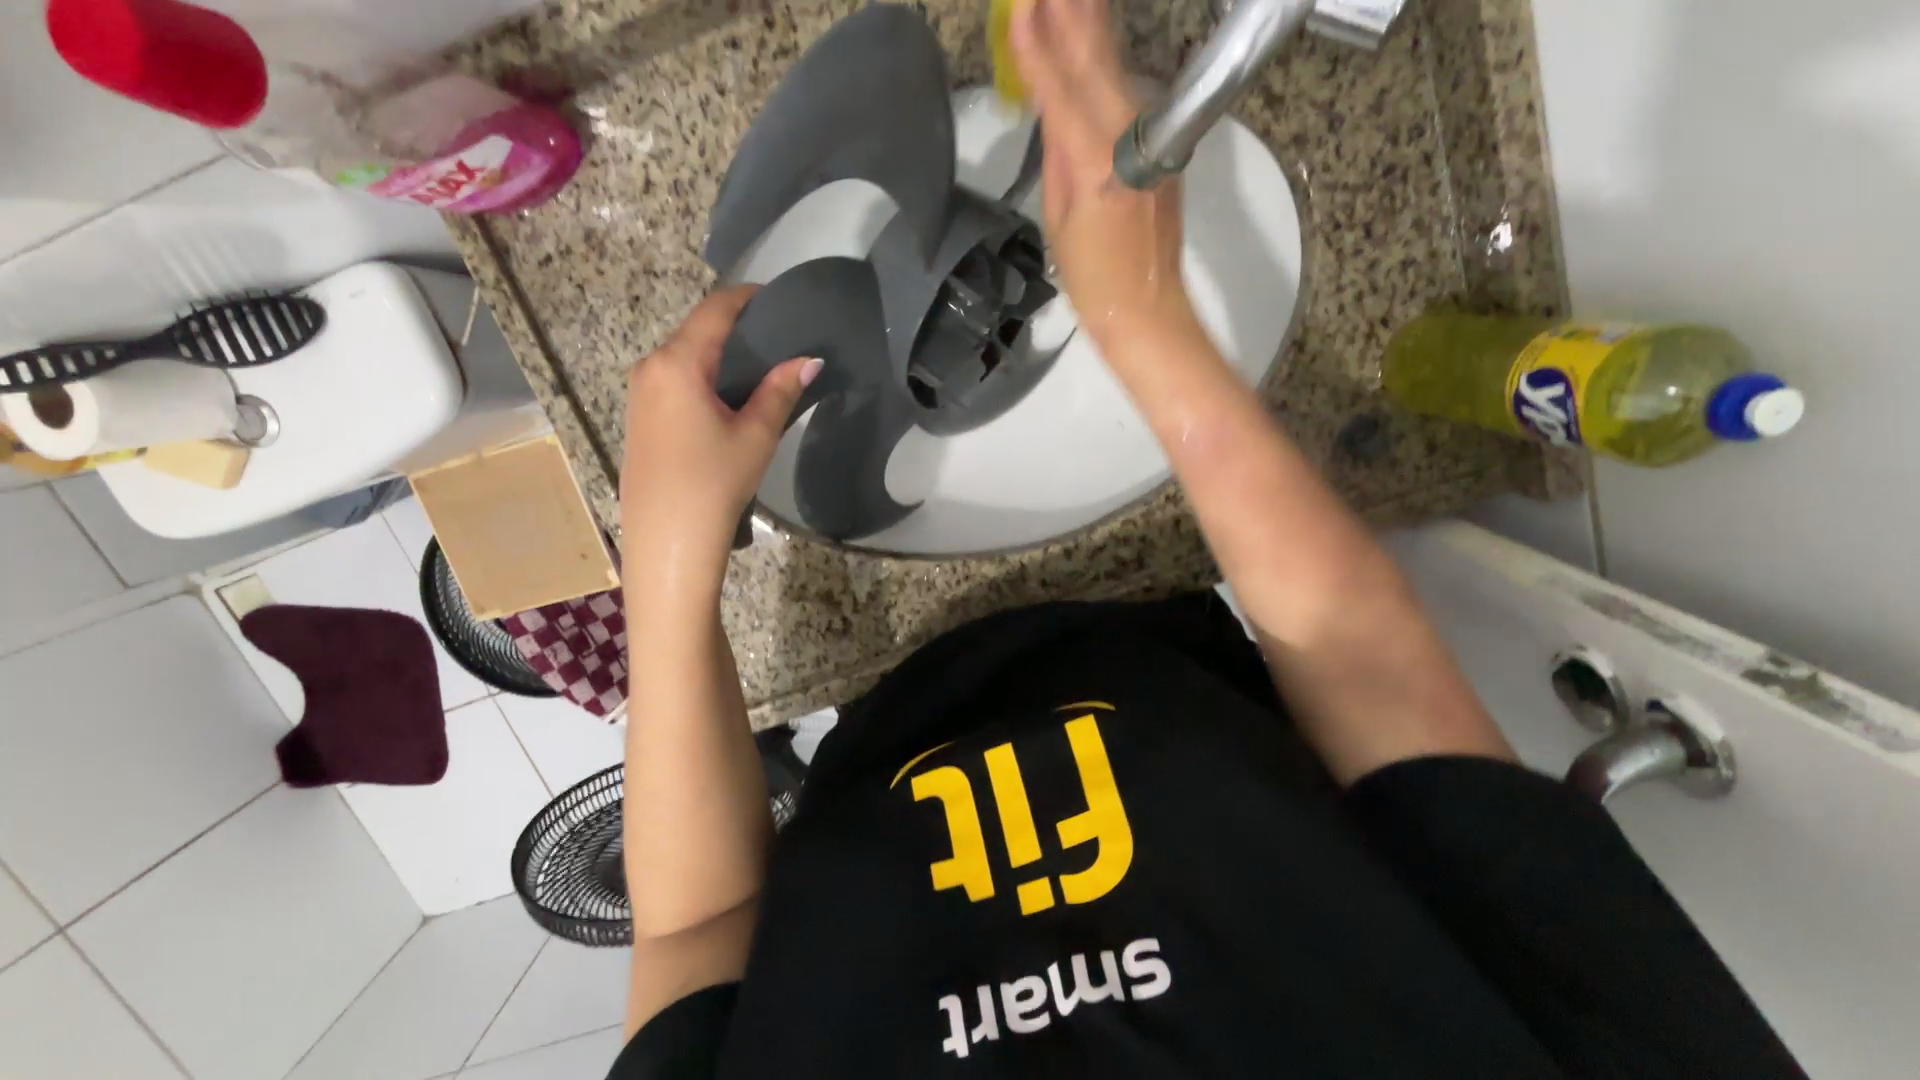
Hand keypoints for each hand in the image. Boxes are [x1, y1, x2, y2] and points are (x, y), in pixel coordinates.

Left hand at [620, 286, 820, 598]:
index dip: (747, 298)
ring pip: (685, 358)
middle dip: (736, 329)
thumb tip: (810, 359)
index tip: (778, 298)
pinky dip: (704, 378)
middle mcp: (651, 368)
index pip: (715, 310)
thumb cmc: (714, 482)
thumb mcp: (755, 434)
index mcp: (677, 363)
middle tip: (779, 336)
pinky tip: (730, 398)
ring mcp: (640, 394)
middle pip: (697, 332)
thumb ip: (781, 389)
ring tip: (761, 366)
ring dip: (720, 356)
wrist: (668, 540)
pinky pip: (675, 381)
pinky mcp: (640, 419)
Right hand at [1010, 0, 1197, 347]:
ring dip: (1092, 26)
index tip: (1022, 7)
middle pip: (1099, 62)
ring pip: (1117, 71)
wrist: (1148, 308)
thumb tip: (1054, 111)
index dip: (1039, 47)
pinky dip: (1107, 63)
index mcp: (1098, 164)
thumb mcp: (1058, 218)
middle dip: (1074, 13)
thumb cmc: (1092, 279)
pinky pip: (1128, 96)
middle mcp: (1131, 141)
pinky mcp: (1165, 147)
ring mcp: (1153, 140)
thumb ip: (1059, 157)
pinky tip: (1093, 36)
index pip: (1062, 90)